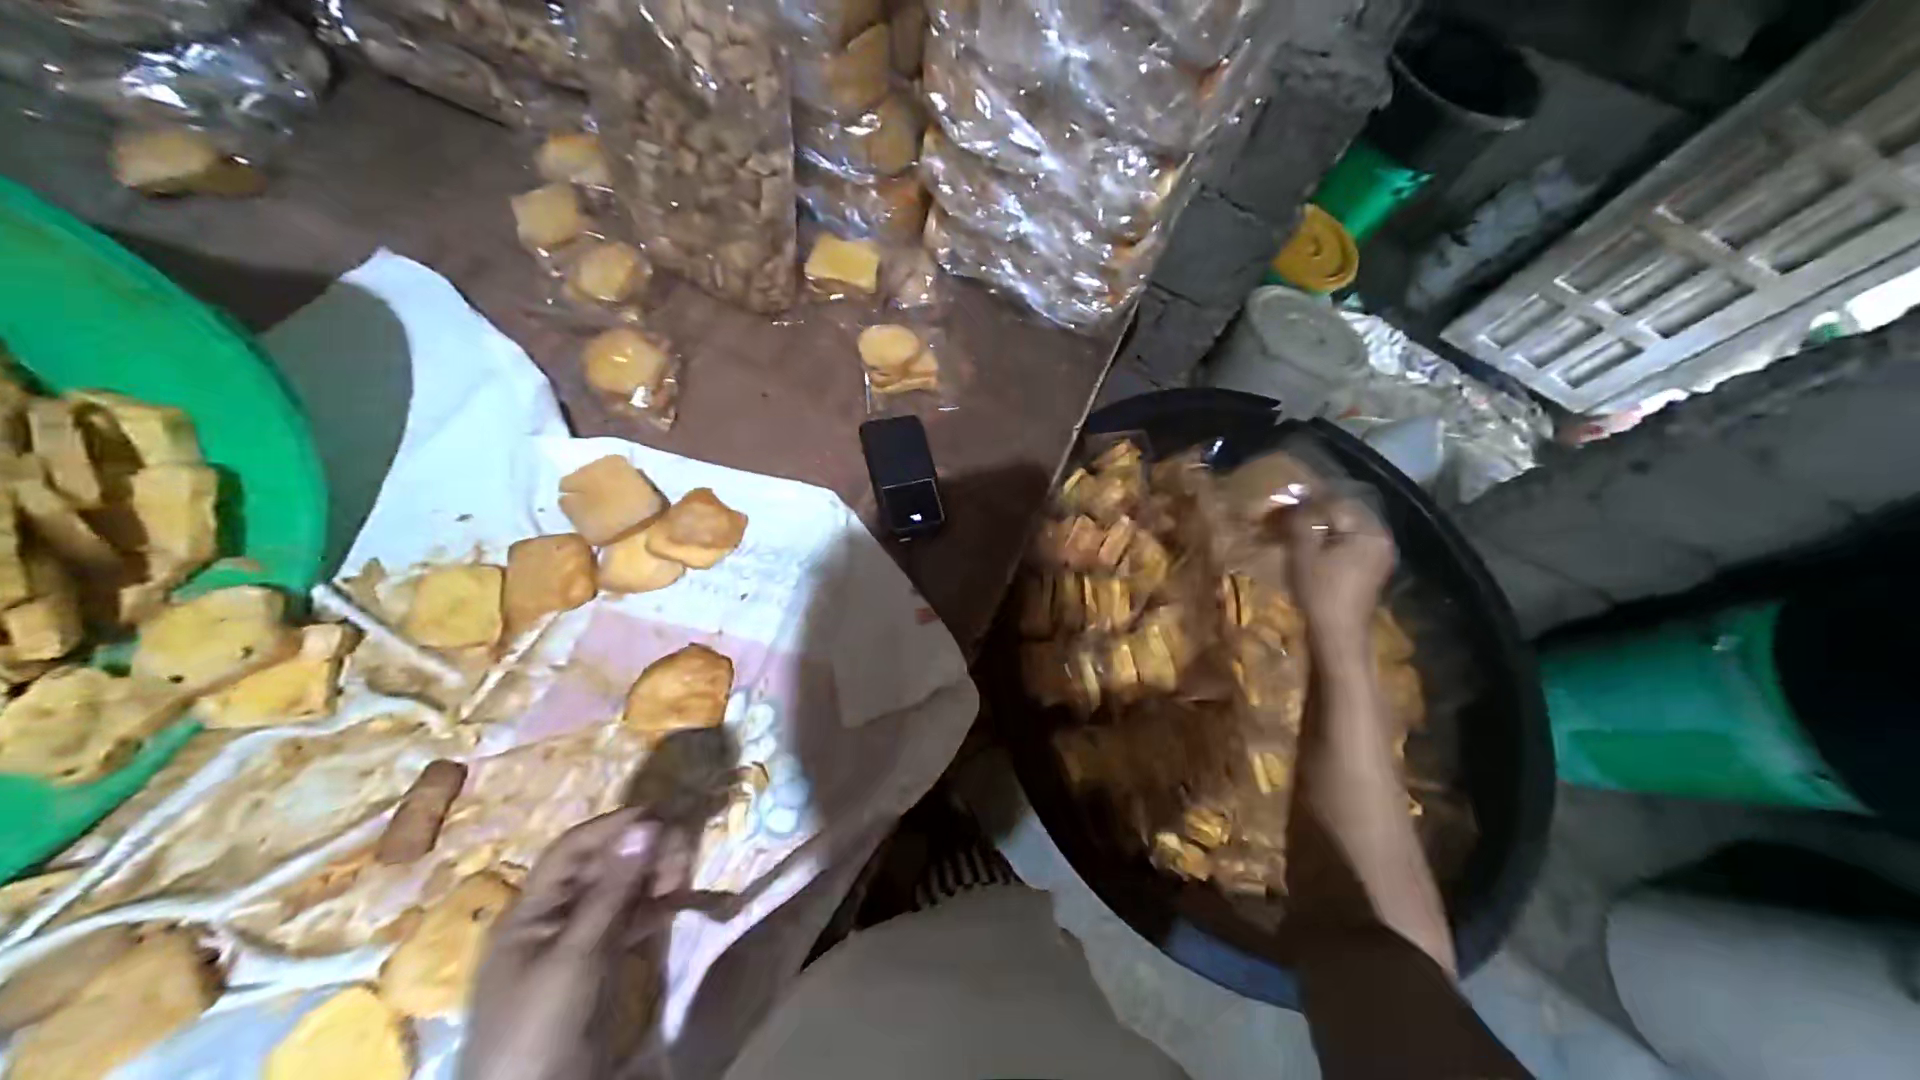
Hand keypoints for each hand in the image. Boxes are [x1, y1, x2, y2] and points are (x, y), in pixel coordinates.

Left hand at [458, 808, 691, 1079]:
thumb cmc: (540, 1024)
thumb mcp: (576, 954)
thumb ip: (612, 889)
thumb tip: (646, 824)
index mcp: (531, 910)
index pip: (573, 850)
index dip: (613, 827)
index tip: (660, 814)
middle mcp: (553, 917)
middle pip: (599, 867)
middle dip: (640, 851)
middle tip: (682, 848)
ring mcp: (577, 942)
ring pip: (619, 892)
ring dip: (652, 877)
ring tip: (683, 874)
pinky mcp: (598, 964)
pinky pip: (629, 921)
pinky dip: (654, 907)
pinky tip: (678, 900)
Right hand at [1288, 497, 1394, 652]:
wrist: (1337, 635)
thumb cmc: (1320, 591)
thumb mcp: (1303, 552)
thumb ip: (1300, 520)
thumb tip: (1292, 500)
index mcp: (1370, 531)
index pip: (1336, 502)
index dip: (1307, 500)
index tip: (1283, 500)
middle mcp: (1381, 538)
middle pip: (1344, 514)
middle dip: (1315, 512)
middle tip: (1287, 515)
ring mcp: (1379, 555)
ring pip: (1346, 529)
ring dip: (1321, 527)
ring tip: (1295, 530)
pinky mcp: (1371, 570)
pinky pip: (1349, 544)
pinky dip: (1330, 541)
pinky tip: (1311, 547)